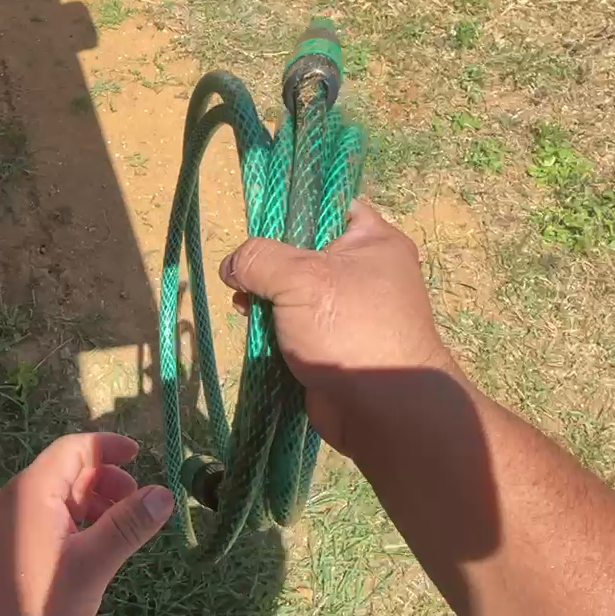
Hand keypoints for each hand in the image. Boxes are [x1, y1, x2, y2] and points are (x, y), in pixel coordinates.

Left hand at [0, 433, 174, 615]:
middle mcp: (17, 496)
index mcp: (36, 489)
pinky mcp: (4, 542)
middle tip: (137, 505)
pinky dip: (74, 521)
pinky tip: (89, 550)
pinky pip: (46, 515)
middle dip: (107, 480)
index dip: (109, 446)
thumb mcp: (92, 565)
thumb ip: (128, 527)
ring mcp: (7, 520)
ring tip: (120, 531)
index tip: (140, 456)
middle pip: (68, 470)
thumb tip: (164, 493)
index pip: (75, 448)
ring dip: (93, 503)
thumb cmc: (36, 604)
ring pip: (58, 496)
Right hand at [218, 201, 461, 444]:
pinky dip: (269, 325)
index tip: (258, 226)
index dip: (290, 210)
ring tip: (245, 306)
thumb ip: (258, 259)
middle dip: (265, 263)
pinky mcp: (328, 341)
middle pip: (299, 249)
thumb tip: (231, 268)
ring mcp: (344, 308)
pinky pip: (289, 322)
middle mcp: (361, 270)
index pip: (327, 205)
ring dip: (262, 297)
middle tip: (245, 275)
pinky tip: (254, 329)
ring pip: (288, 289)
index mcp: (371, 240)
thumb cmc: (351, 329)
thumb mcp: (300, 278)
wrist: (382, 410)